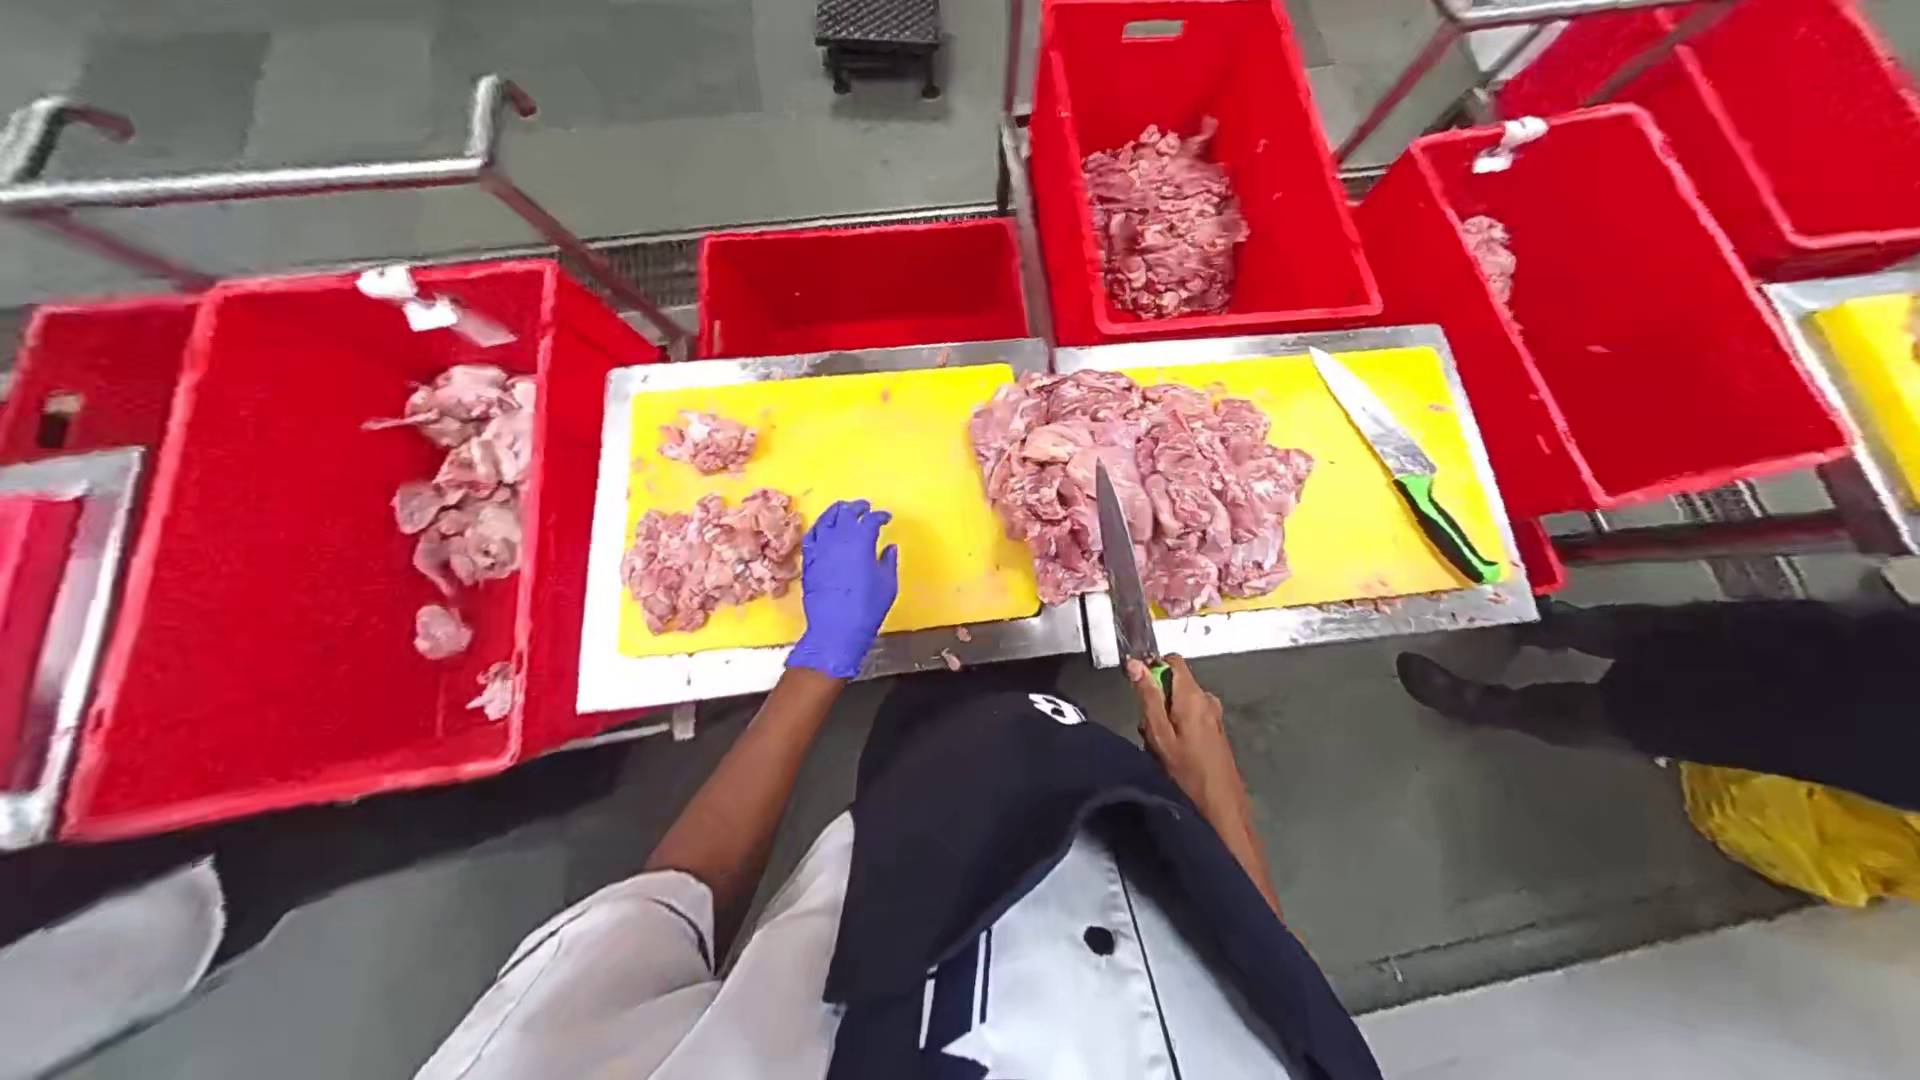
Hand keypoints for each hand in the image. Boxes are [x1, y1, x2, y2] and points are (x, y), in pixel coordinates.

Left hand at [786, 499, 899, 679]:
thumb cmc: (867, 608)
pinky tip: (824, 529)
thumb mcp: (887, 585)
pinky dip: (820, 527)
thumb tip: (889, 547)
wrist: (835, 629)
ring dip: (836, 512)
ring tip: (844, 510)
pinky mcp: (808, 561)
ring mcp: (820, 549)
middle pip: (846, 513)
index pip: (870, 520)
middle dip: (857, 507)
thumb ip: (888, 562)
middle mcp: (838, 539)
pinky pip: (811, 536)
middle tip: (865, 506)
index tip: (886, 517)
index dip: (880, 516)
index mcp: (861, 542)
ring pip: (825, 520)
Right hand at [1129, 655, 1250, 830]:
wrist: (1220, 809)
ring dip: (1164, 716)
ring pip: (1179, 702)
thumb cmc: (1186, 772)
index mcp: (1193, 696)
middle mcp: (1207, 700)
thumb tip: (1135, 663)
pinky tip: (1172, 752)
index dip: (1152, 667)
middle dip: (1156, 698)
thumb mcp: (1159, 734)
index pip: (1172, 660)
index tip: (1137, 687)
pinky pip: (1189, 716)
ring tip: (1158, 745)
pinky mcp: (1215, 731)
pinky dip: (1176, 727)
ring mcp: (1214, 716)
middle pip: (1174, 682)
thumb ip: (1147, 696)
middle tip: (1147, 727)